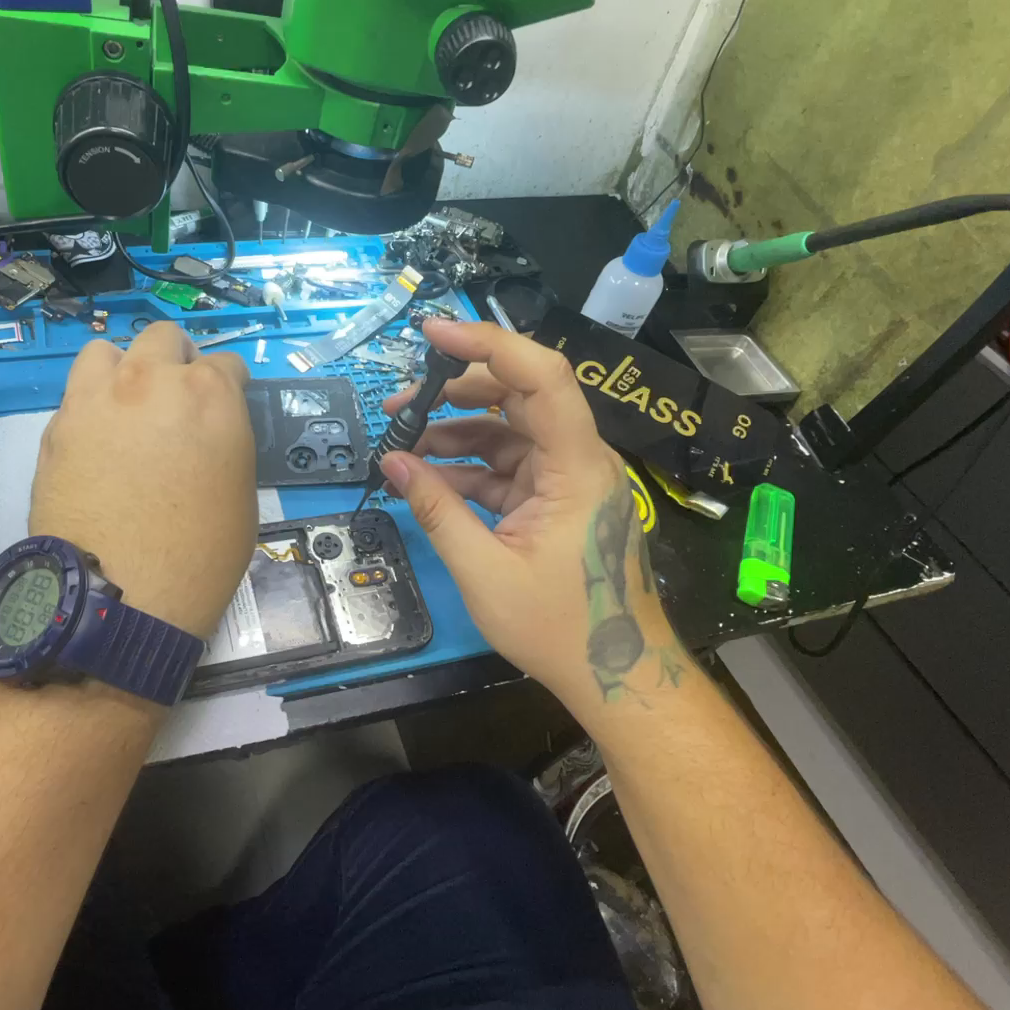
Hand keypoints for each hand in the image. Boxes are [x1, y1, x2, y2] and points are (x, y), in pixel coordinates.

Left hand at [30, 322, 256, 639]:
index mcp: (211, 395)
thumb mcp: (240, 495)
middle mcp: (153, 381)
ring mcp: (98, 398)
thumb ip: (225, 443)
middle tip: (176, 400)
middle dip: (177, 361)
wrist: (121, 595)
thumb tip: (207, 435)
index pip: (227, 364)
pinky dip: (91, 405)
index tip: (224, 406)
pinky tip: (97, 441)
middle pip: (164, 339)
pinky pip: (77, 394)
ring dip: (124, 371)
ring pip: (109, 351)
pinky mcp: (58, 424)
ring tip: (127, 408)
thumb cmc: (200, 556)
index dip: (228, 386)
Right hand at [380, 319, 683, 709]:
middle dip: (456, 391)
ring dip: (456, 433)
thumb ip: (436, 510)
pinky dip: (469, 470)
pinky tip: (429, 480)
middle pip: (520, 396)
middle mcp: (579, 459)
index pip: (541, 377)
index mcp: (576, 466)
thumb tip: (392, 461)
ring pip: (510, 431)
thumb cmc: (560, 628)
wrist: (616, 675)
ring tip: (403, 442)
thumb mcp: (484, 570)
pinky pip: (509, 468)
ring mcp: (568, 480)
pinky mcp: (556, 501)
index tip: (431, 335)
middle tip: (400, 402)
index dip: (487, 343)